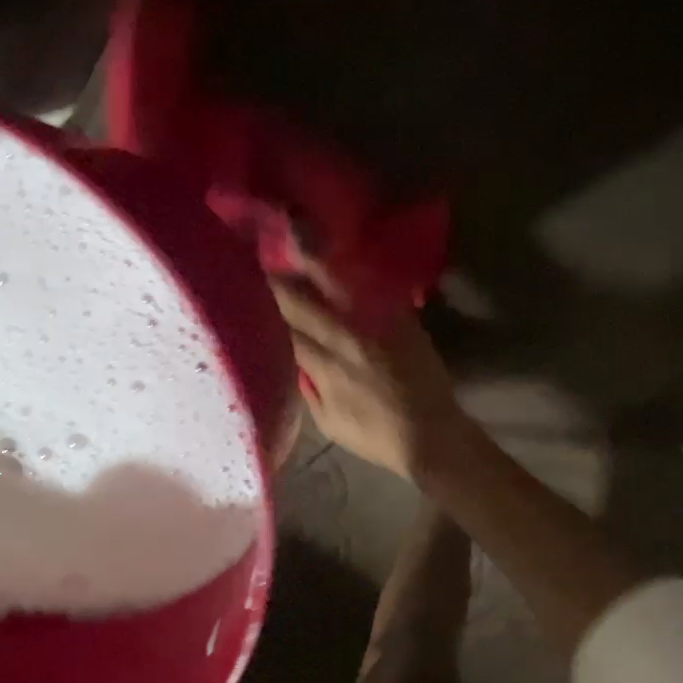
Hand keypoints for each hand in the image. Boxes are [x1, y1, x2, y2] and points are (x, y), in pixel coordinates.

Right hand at [271, 271, 467, 478]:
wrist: (431, 432)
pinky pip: (374, 288)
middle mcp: (346, 339)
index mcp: (325, 366)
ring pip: (338, 285)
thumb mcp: (328, 422)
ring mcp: (376, 325)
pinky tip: (343, 261)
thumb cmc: (376, 436)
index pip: (286, 330)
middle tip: (265, 265)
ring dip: (314, 266)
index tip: (252, 296)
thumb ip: (308, 389)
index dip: (266, 312)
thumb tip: (294, 361)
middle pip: (305, 301)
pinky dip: (355, 275)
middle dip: (281, 282)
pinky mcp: (402, 319)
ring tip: (297, 246)